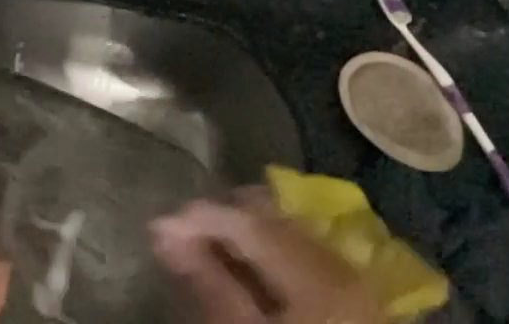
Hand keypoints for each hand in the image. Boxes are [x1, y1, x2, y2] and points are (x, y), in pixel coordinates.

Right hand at [151, 197, 384, 323]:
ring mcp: (346, 274)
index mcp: (312, 273)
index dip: (198, 218)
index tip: (158, 228)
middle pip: (265, 216)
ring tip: (205, 251)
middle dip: (219, 219)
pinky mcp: (350, 291)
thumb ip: (211, 284)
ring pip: (282, 228)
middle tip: (179, 238)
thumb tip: (167, 237)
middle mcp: (332, 259)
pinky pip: (298, 248)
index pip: (245, 221)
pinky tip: (241, 266)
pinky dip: (265, 248)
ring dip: (240, 232)